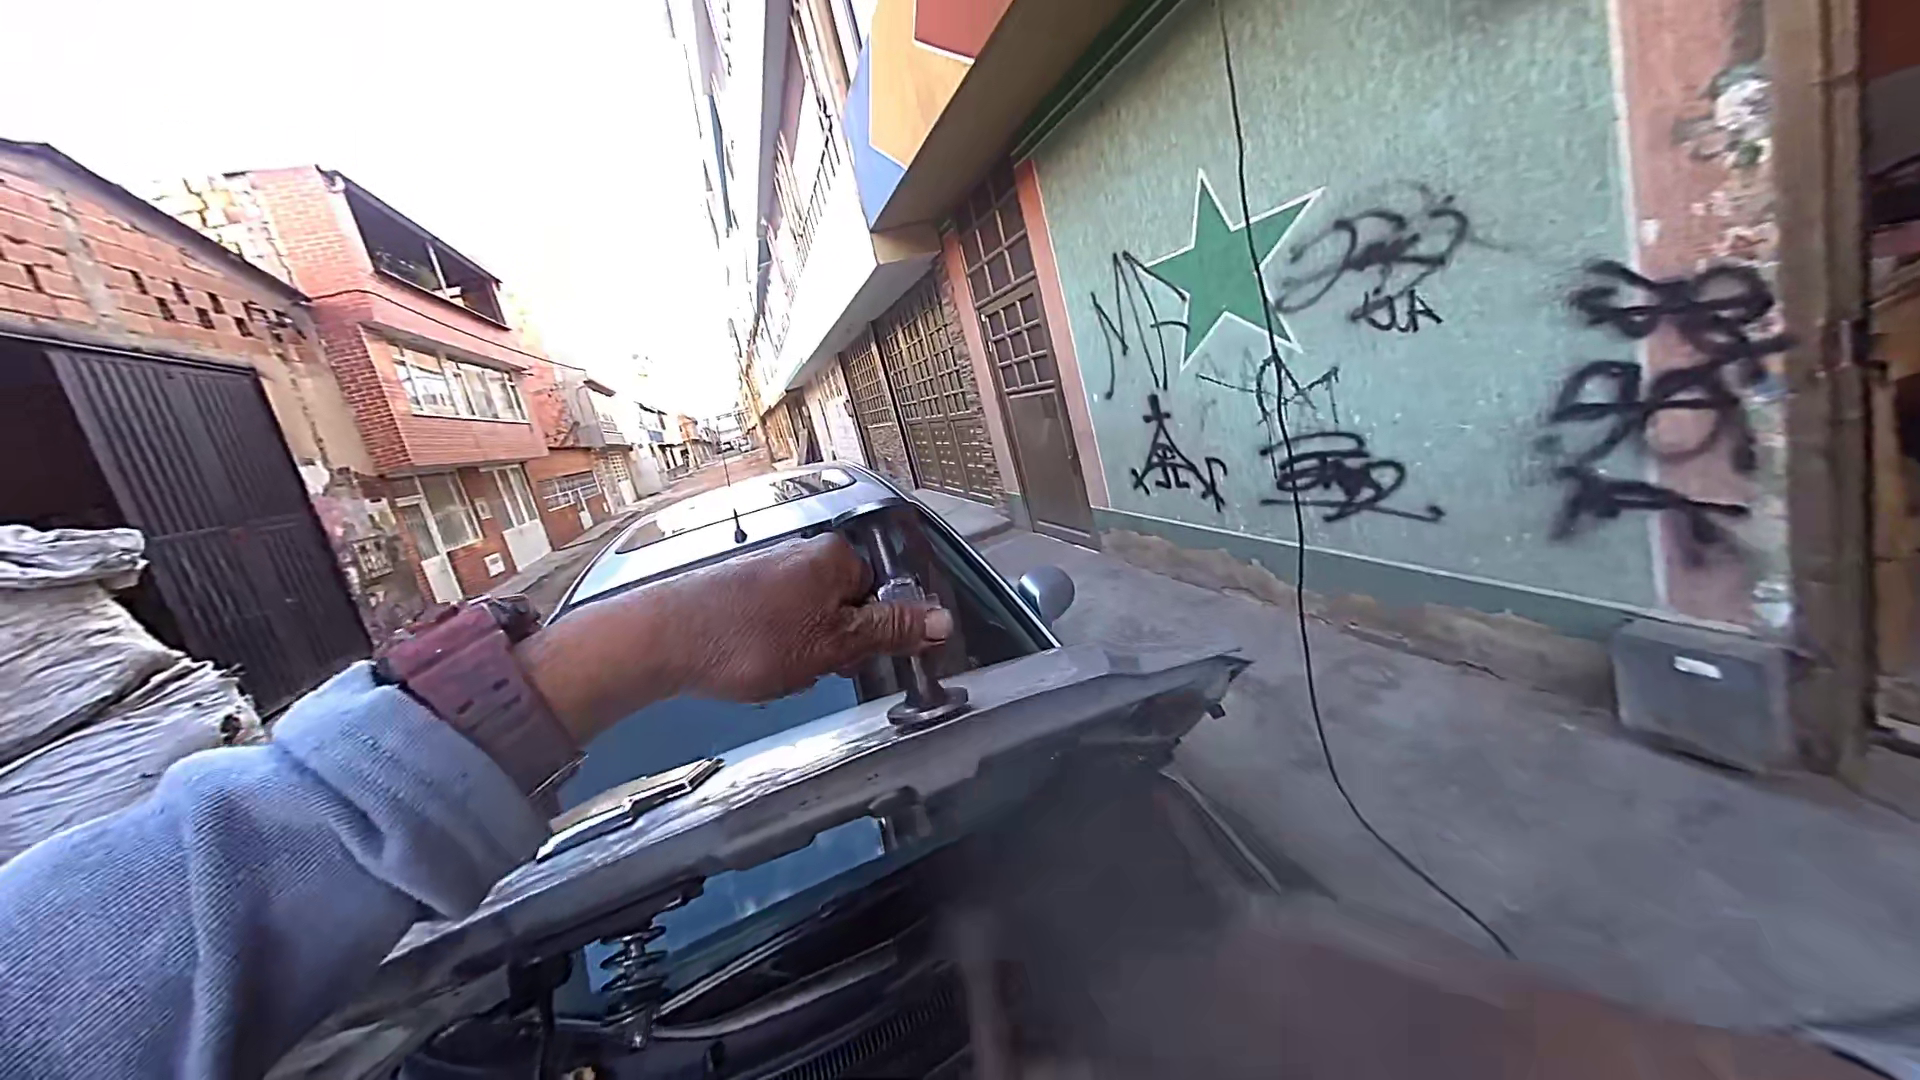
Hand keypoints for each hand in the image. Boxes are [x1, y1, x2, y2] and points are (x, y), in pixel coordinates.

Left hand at [518, 534, 950, 741]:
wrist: (662, 640)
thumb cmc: (753, 640)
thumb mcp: (834, 644)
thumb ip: (891, 630)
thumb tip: (945, 620)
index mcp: (837, 556)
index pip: (883, 596)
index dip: (871, 635)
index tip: (848, 660)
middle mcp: (808, 552)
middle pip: (850, 607)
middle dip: (836, 643)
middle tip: (811, 665)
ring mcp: (776, 567)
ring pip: (816, 618)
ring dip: (807, 648)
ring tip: (777, 665)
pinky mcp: (749, 585)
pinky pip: (784, 618)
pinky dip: (778, 642)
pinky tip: (755, 659)